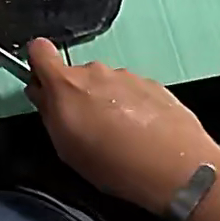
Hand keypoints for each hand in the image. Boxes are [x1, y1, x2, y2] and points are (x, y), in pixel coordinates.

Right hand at [24, 39, 219, 212]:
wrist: (181, 170)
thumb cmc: (114, 163)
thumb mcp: (65, 147)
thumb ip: (48, 113)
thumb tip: (42, 95)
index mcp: (65, 84)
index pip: (39, 49)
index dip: (38, 64)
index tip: (45, 86)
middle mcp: (94, 71)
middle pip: (75, 74)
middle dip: (77, 94)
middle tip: (89, 126)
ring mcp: (127, 76)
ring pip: (105, 83)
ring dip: (107, 101)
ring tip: (122, 135)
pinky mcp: (155, 85)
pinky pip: (132, 91)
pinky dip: (133, 107)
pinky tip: (145, 133)